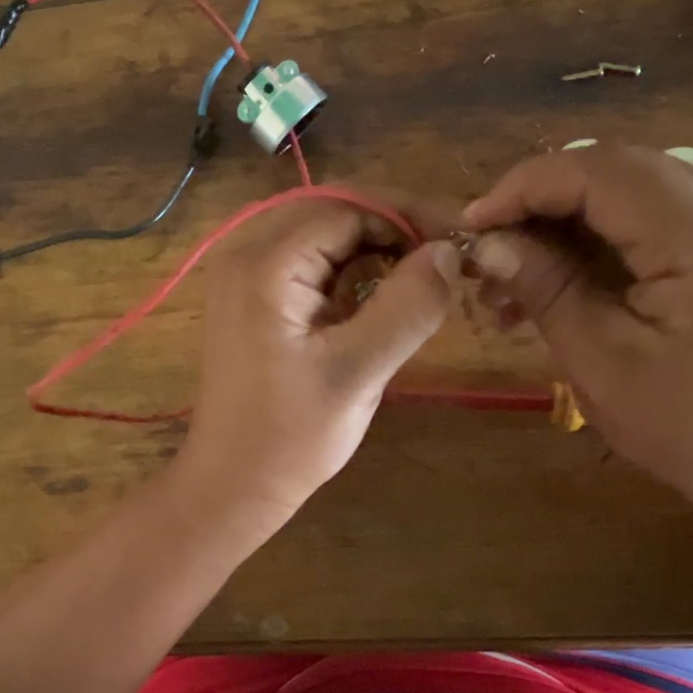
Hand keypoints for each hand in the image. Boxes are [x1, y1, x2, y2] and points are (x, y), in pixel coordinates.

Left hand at [168, 192, 457, 529]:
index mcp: (264, 265)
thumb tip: (450, 250)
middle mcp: (244, 254)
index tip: (461, 244)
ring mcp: (242, 277)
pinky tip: (378, 299)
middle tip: (446, 260)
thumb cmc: (290, 438)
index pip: (350, 207)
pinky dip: (347, 272)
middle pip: (333, 212)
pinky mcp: (249, 301)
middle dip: (394, 227)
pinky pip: (306, 264)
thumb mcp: (358, 372)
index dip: (411, 215)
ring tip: (422, 280)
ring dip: (373, 248)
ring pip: (321, 236)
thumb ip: (407, 306)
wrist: (231, 486)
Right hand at [461, 144, 692, 521]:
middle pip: (612, 172)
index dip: (523, 189)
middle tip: (482, 261)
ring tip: (507, 285)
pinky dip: (591, 240)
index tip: (468, 228)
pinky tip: (552, 282)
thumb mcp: (602, 362)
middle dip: (535, 208)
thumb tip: (485, 244)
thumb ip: (546, 288)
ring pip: (622, 190)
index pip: (600, 171)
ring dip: (558, 227)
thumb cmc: (687, 424)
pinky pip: (645, 214)